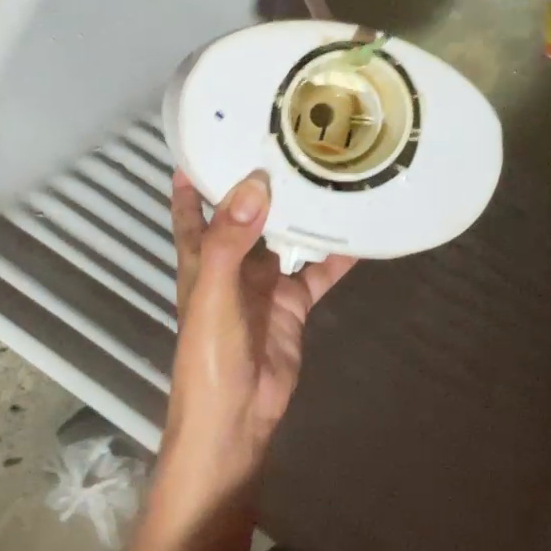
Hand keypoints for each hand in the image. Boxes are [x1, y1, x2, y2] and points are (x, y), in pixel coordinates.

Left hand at [166, 170, 356, 477]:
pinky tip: (360, 232)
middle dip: (262, 183)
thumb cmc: (209, 353)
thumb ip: (230, 239)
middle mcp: (230, 263)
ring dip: (303, 213)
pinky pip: (316, 272)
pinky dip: (335, 255)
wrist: (236, 417)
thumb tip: (256, 182)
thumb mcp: (213, 291)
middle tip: (291, 140)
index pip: (190, 205)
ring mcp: (263, 283)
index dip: (194, 173)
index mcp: (199, 257)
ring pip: (284, 237)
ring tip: (330, 174)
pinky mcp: (292, 304)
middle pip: (246, 213)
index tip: (211, 132)